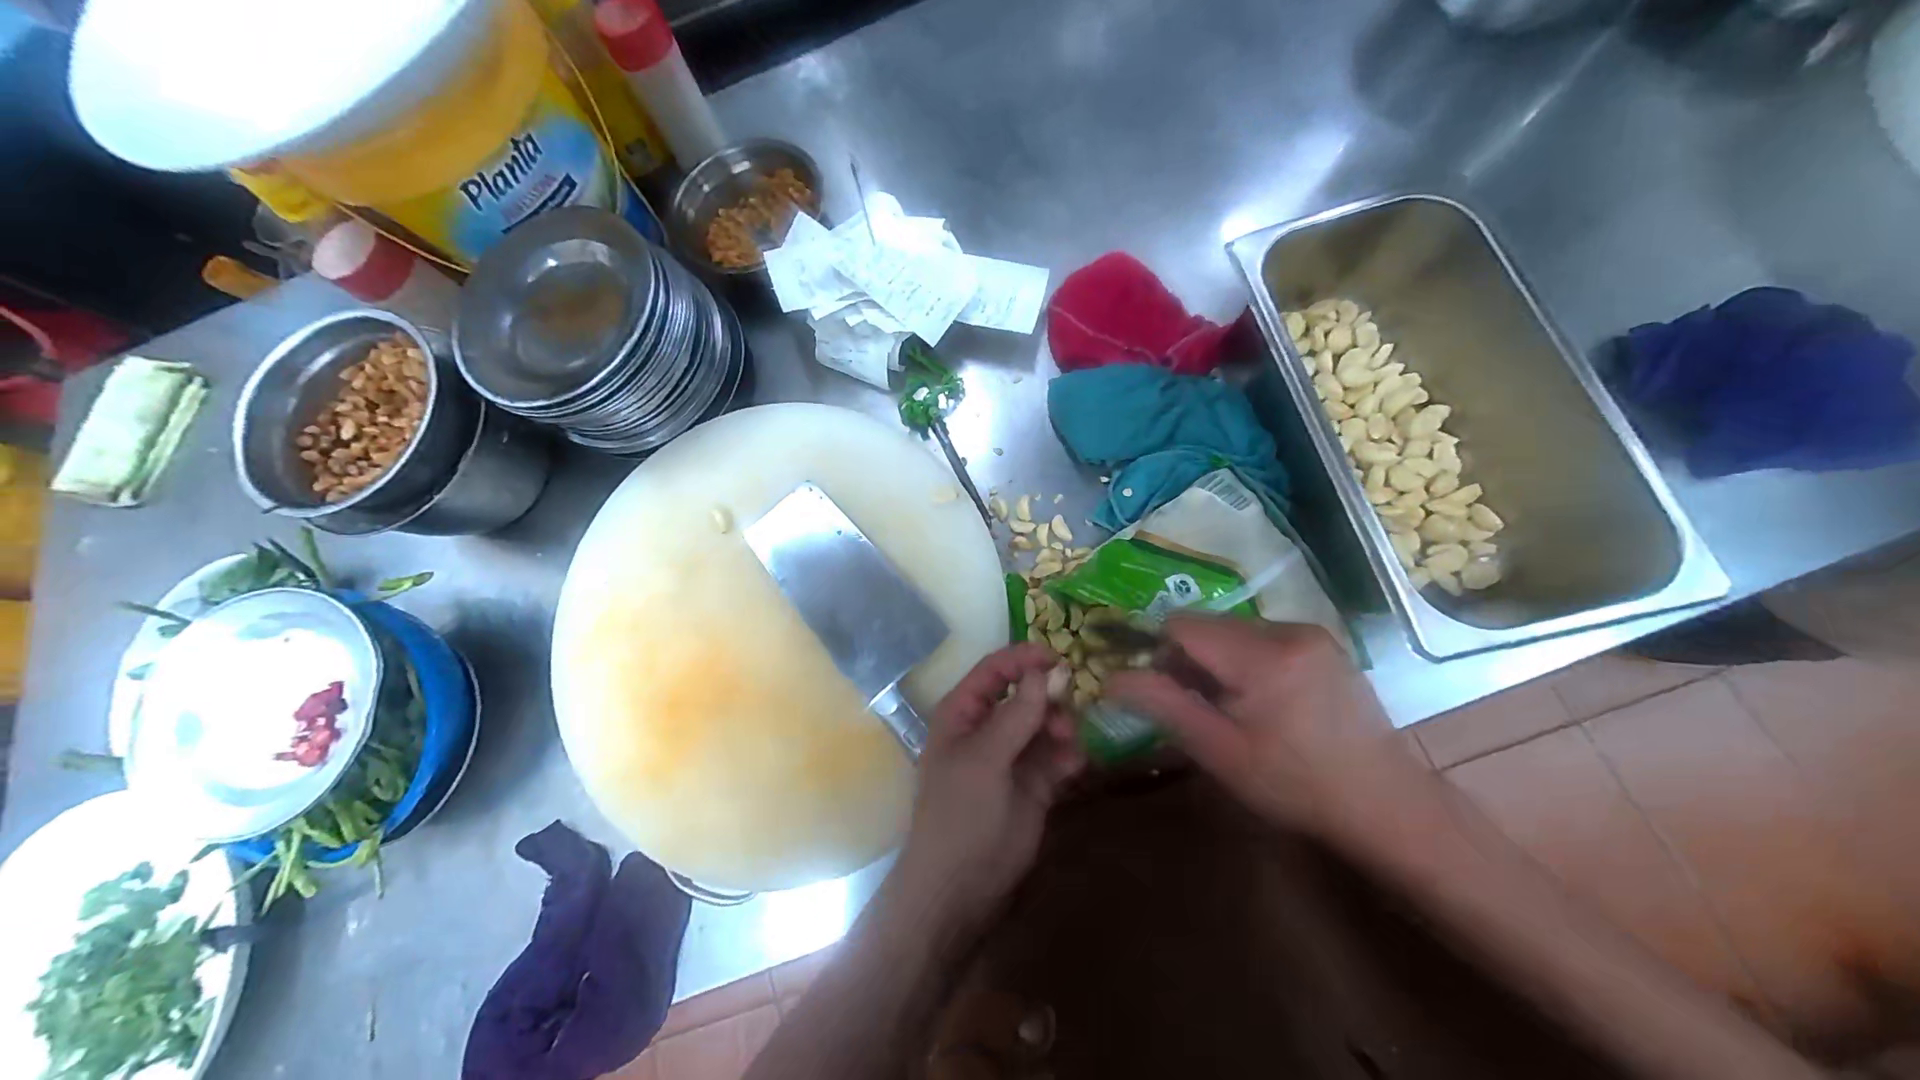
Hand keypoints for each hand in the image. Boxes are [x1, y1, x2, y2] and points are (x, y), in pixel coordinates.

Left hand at [892, 644, 1083, 933]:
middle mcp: (988, 729)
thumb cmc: (960, 813)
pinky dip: (1069, 755)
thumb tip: (1045, 672)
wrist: (962, 886)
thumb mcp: (984, 759)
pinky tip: (1074, 764)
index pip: (994, 671)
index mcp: (963, 714)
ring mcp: (1012, 757)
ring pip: (1046, 724)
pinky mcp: (1035, 784)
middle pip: (1025, 694)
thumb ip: (1016, 715)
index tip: (1059, 657)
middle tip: (1068, 709)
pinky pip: (1058, 756)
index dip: (1023, 658)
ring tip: (1068, 744)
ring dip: (1062, 726)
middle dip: (1049, 697)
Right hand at [1106, 617, 1437, 845]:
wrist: (1385, 803)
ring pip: (1235, 630)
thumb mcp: (1219, 750)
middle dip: (1190, 658)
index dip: (1160, 654)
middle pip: (1209, 625)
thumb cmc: (1294, 784)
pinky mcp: (1326, 644)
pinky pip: (1265, 637)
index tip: (1167, 693)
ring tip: (1233, 707)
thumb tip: (1109, 678)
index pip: (1181, 625)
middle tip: (1199, 707)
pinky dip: (1248, 660)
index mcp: (1262, 655)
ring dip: (1219, 659)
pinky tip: (1264, 701)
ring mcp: (1312, 633)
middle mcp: (1288, 629)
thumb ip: (1163, 705)